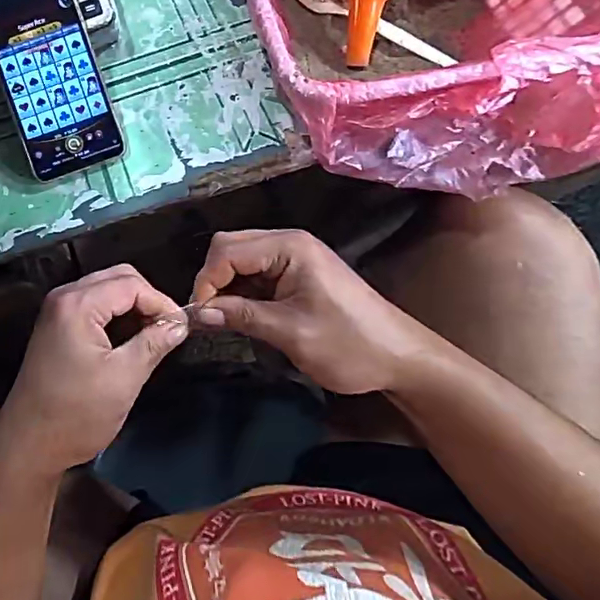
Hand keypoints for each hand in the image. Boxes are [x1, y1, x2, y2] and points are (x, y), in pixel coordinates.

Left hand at [0, 265, 187, 473]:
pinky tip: (130, 337)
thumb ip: (153, 344)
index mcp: (77, 305)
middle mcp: (64, 297)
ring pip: (106, 288)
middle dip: (147, 299)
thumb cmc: (74, 415)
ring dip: (133, 306)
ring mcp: (57, 309)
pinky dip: (116, 314)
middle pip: (118, 277)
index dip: (160, 302)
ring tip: (154, 335)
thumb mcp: (123, 379)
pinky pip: (94, 303)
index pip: (130, 284)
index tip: (180, 327)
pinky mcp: (56, 324)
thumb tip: (178, 325)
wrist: (28, 444)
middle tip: (168, 329)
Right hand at [191, 229, 434, 394]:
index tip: (200, 316)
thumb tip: (198, 313)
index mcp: (289, 247)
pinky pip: (255, 272)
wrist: (400, 358)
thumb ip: (242, 316)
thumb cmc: (349, 344)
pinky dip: (241, 291)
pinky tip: (240, 315)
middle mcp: (288, 241)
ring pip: (240, 259)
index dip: (207, 281)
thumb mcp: (291, 333)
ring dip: (226, 286)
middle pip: (230, 247)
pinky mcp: (295, 272)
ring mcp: (293, 255)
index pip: (227, 250)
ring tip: (221, 319)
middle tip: (208, 317)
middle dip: (213, 279)